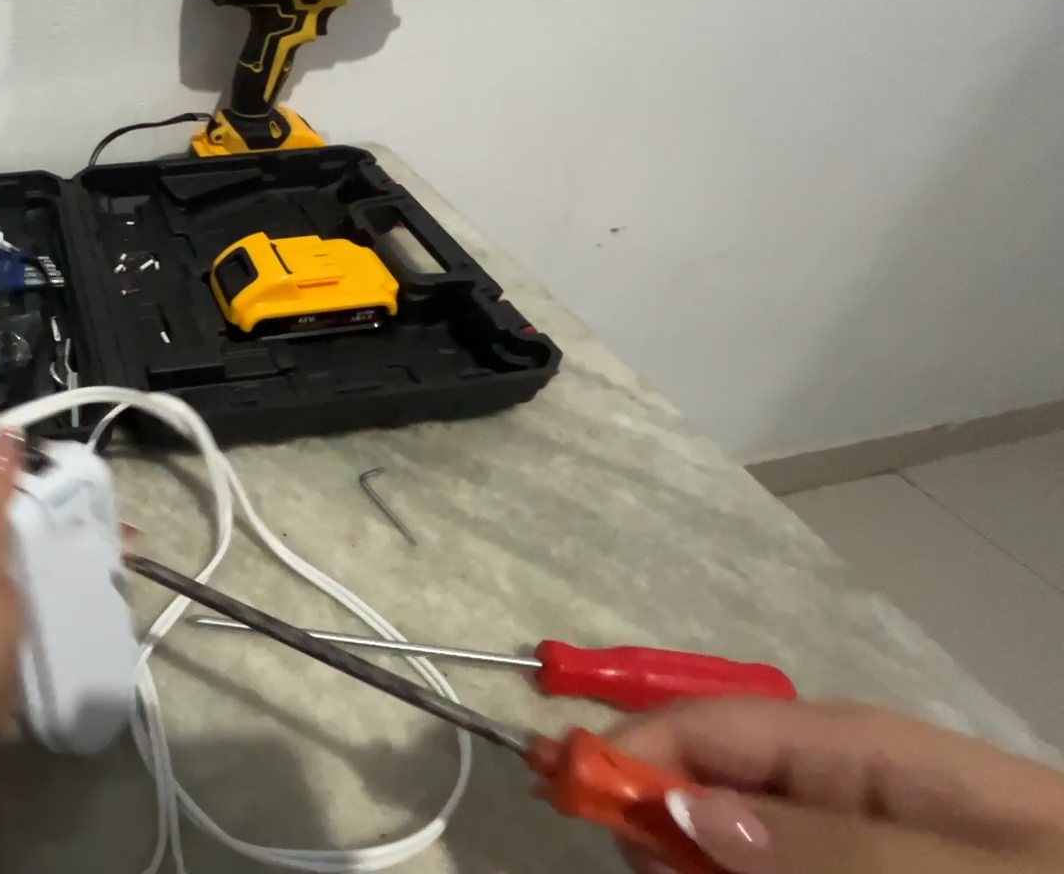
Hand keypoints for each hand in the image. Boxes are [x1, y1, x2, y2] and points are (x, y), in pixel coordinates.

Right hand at [609, 699, 1063, 872]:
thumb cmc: (1053, 873)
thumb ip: (826, 845)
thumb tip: (676, 808)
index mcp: (846, 741)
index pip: (697, 724)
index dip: (625, 753)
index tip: (568, 797)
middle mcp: (826, 773)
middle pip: (697, 781)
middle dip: (659, 824)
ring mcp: (835, 828)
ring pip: (721, 832)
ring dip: (692, 861)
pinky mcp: (839, 859)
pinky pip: (760, 861)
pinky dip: (727, 873)